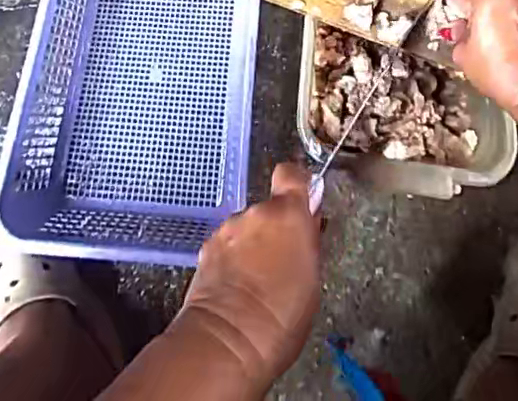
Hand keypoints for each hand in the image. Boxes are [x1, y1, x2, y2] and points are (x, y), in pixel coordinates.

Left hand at [178, 162, 321, 387]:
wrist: (228, 344)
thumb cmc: (282, 314)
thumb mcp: (312, 276)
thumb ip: (308, 237)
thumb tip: (308, 217)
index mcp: (289, 213)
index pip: (292, 174)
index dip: (296, 184)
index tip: (301, 202)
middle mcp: (257, 212)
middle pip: (268, 209)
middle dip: (273, 229)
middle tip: (279, 260)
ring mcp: (228, 230)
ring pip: (245, 229)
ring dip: (250, 245)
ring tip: (253, 282)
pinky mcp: (205, 250)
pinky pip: (225, 247)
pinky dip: (229, 261)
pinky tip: (233, 289)